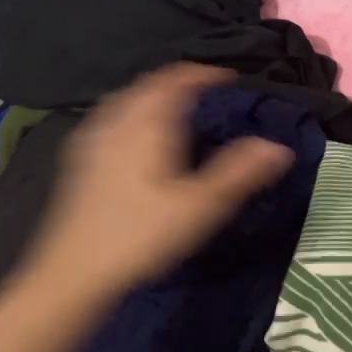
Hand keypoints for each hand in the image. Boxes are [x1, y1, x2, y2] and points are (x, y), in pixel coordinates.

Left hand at [19, 64, 293, 297]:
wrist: (70, 278)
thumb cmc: (141, 235)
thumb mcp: (202, 205)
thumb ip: (242, 172)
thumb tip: (282, 147)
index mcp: (148, 126)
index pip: (176, 80)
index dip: (205, 74)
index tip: (231, 79)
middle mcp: (117, 125)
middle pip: (148, 86)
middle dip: (179, 82)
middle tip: (209, 91)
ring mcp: (93, 143)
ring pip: (126, 101)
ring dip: (154, 96)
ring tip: (178, 107)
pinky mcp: (80, 164)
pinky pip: (111, 119)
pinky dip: (132, 113)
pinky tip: (140, 135)